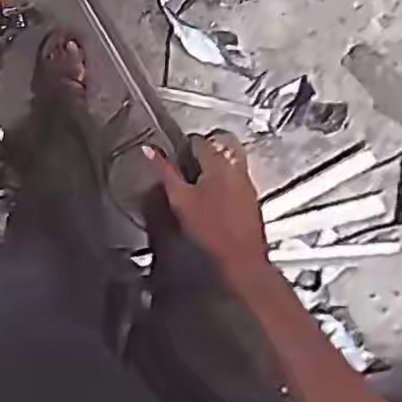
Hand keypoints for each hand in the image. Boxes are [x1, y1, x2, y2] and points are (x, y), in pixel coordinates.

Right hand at [144, 133, 270, 282]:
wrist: (241, 260)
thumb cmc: (208, 229)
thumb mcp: (179, 198)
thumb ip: (164, 171)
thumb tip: (149, 150)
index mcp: (218, 163)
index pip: (199, 141)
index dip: (184, 147)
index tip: (176, 158)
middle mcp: (236, 168)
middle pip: (217, 148)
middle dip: (202, 155)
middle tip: (187, 169)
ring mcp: (247, 183)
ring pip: (228, 163)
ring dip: (213, 169)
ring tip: (199, 185)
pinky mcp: (252, 199)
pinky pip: (236, 179)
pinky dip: (224, 182)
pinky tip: (214, 200)